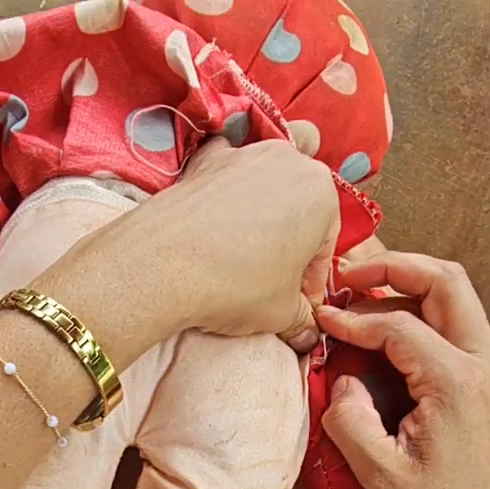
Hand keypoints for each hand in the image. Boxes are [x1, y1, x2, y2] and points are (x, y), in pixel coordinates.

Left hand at [43, 139, 338, 356]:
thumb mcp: (281, 314)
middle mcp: (288, 162)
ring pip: (265, 187)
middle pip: (298, 211)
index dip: (310, 284)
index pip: (323, 247)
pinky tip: (215, 214)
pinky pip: (224, 172)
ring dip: (262, 216)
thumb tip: (306, 332)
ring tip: (243, 256)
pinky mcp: (205, 162)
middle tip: (272, 283)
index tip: (296, 308)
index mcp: (322, 194)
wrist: (166, 266)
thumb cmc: (236, 286)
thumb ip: (301, 318)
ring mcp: (244, 156)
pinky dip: (224, 188)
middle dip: (290, 246)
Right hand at [316, 252, 489, 488]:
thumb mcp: (381, 473)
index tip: (323, 320)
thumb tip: (341, 382)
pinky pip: (453, 321)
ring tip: (362, 293)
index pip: (398, 326)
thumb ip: (350, 421)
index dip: (354, 320)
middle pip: (445, 280)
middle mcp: (482, 362)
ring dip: (408, 284)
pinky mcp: (485, 375)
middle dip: (395, 267)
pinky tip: (384, 326)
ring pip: (453, 294)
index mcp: (457, 382)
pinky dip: (418, 309)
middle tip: (351, 272)